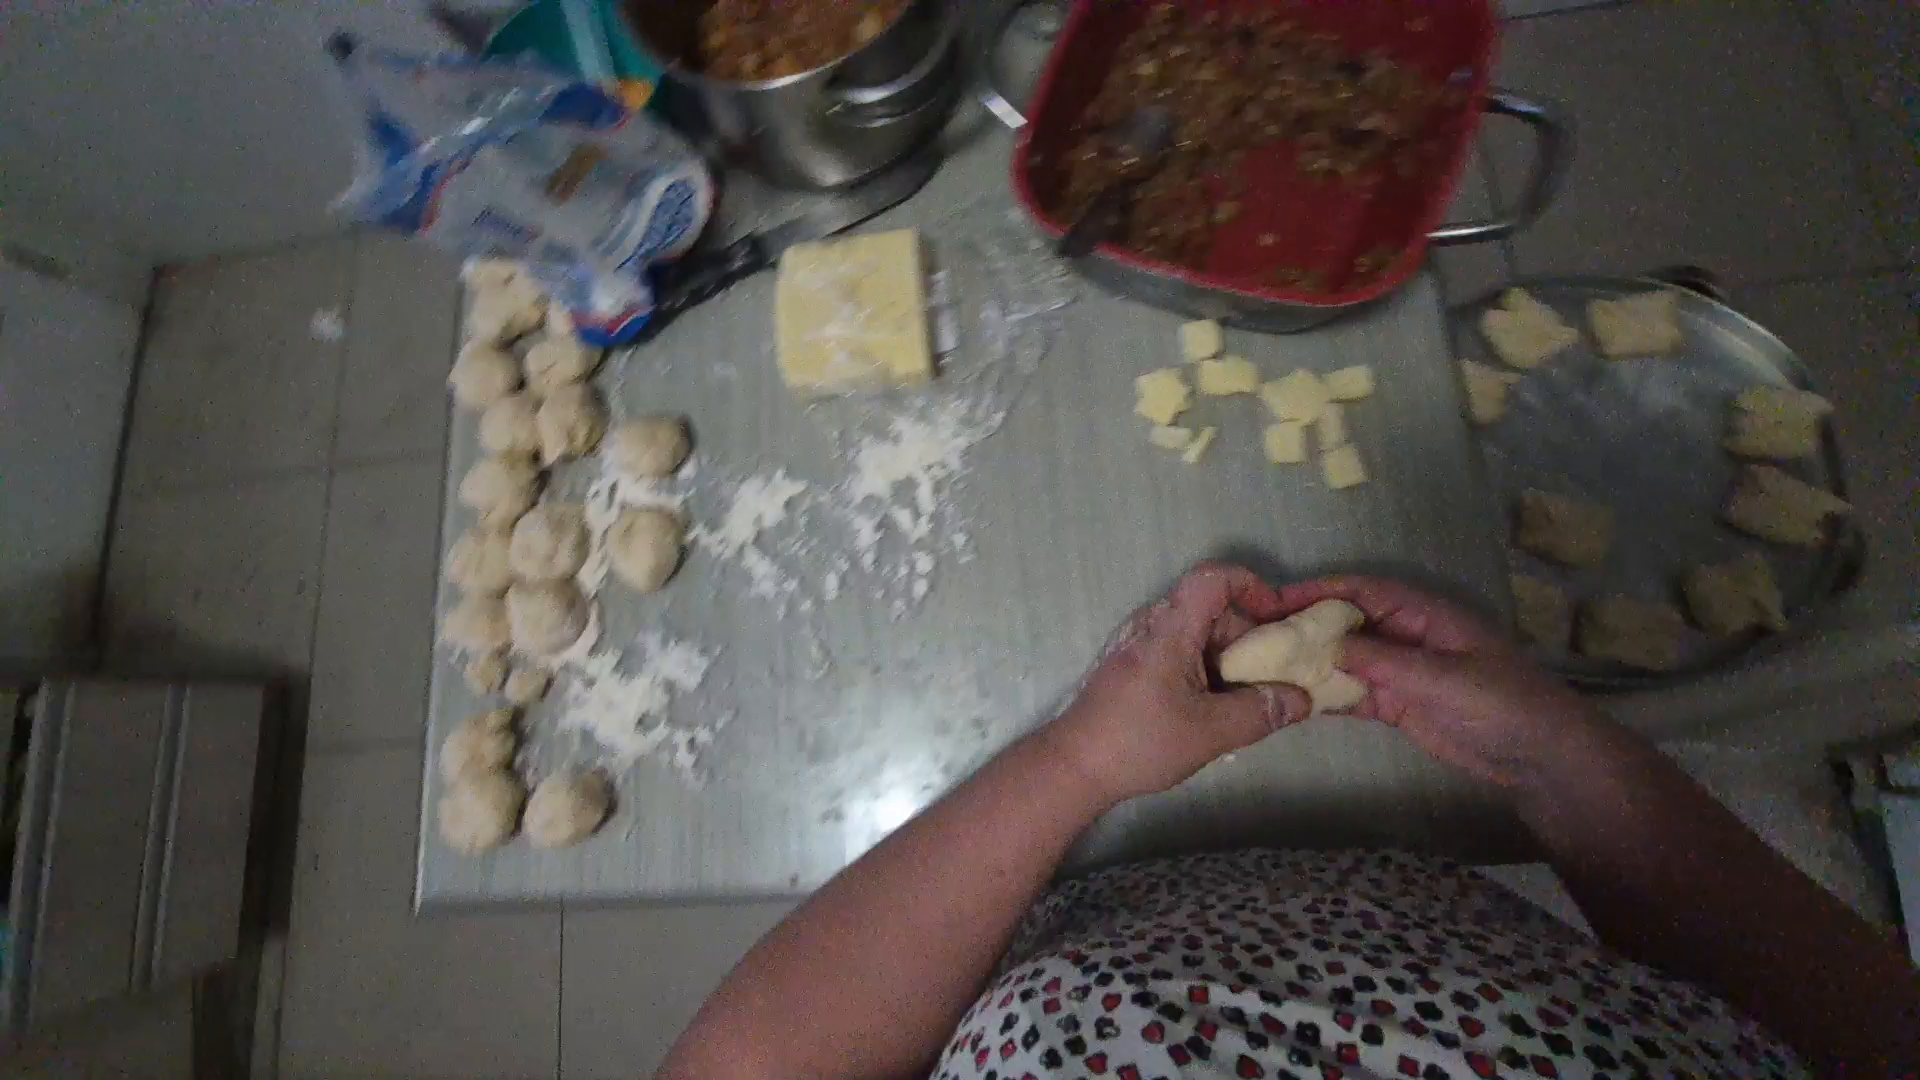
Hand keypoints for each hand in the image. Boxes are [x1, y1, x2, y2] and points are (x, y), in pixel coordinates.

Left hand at [1042, 564, 1313, 803]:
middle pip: (1211, 609)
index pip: (1212, 579)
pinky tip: (1225, 704)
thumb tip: (1302, 698)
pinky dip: (1209, 669)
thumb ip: (1260, 711)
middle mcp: (1152, 627)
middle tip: (1282, 672)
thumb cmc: (1139, 741)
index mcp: (1168, 629)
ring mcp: (1140, 646)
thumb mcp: (1210, 731)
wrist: (1075, 764)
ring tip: (1260, 695)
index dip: (1251, 587)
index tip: (1278, 619)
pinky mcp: (1135, 667)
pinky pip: (1182, 653)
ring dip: (1232, 657)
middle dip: (1252, 634)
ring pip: (1198, 634)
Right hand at [1273, 576, 1613, 789]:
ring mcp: (1399, 671)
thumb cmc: (1502, 704)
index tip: (1277, 599)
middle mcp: (1405, 636)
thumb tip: (1325, 642)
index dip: (1320, 591)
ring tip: (1266, 664)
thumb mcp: (1443, 677)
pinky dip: (1325, 693)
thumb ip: (1383, 660)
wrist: (1542, 760)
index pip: (1362, 592)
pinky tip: (1294, 696)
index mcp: (1423, 615)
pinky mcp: (1395, 703)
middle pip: (1346, 622)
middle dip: (1305, 625)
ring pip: (1344, 657)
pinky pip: (1351, 692)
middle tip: (1259, 633)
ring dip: (1310, 660)